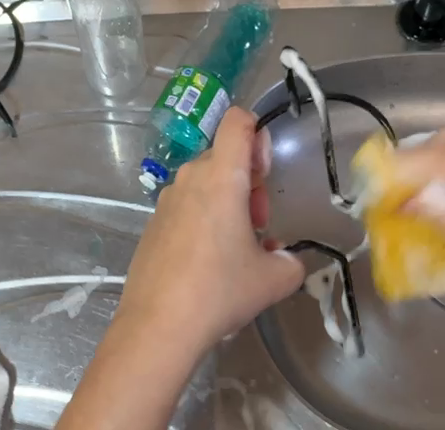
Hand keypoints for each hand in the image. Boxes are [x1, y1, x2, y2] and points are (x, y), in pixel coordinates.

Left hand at [115, 107, 305, 356]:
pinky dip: (203, 218)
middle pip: (225, 156)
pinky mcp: (154, 219)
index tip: (264, 173)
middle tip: (258, 226)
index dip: (257, 135)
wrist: (158, 323)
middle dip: (248, 183)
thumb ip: (290, 259)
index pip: (237, 121)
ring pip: (205, 181)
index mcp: (221, 175)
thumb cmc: (220, 289)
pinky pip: (187, 203)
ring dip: (226, 202)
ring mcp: (168, 197)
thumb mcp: (273, 279)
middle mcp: (191, 175)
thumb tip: (284, 257)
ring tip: (235, 249)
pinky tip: (207, 262)